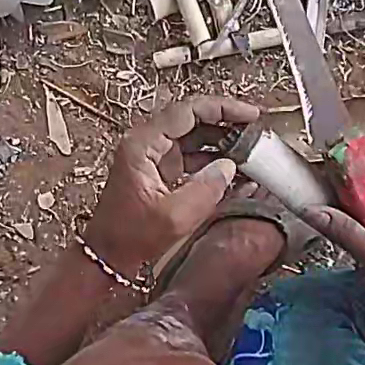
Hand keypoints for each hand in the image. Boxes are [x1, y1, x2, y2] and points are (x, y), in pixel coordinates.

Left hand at [83, 95, 259, 273]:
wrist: (109, 255)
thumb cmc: (131, 236)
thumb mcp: (175, 216)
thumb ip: (207, 188)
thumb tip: (230, 167)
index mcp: (143, 144)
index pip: (188, 111)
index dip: (222, 109)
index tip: (249, 114)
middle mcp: (146, 142)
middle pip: (192, 118)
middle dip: (225, 120)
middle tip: (255, 127)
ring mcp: (153, 155)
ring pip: (193, 134)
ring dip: (221, 139)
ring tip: (250, 146)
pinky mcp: (160, 168)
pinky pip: (191, 154)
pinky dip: (212, 158)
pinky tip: (235, 167)